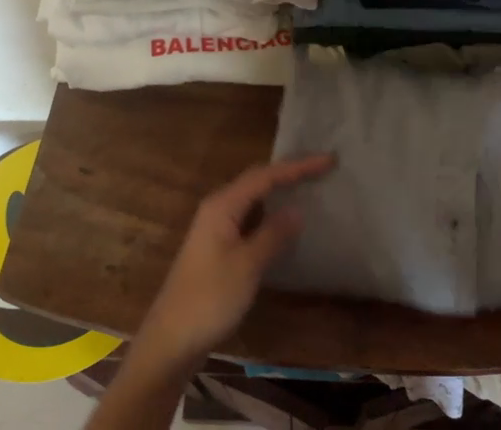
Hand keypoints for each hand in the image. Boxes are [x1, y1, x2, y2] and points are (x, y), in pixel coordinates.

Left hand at [134, 153, 335, 365]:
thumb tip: (297, 209)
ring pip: (252, 199)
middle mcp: (217, 209)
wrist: (171, 339)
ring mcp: (215, 229)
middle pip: (257, 181)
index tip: (329, 160)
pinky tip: (285, 224)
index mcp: (222, 205)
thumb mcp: (247, 265)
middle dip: (289, 172)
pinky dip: (270, 214)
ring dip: (279, 191)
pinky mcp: (217, 249)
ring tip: (308, 187)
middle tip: (322, 169)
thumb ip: (273, 234)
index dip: (298, 166)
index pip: (265, 175)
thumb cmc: (210, 299)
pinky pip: (249, 219)